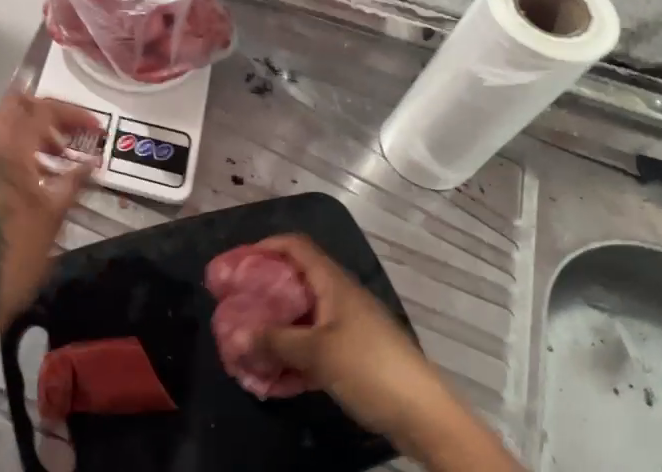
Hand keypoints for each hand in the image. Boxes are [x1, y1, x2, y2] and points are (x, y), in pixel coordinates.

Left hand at [0, 95, 99, 331]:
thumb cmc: (16, 257)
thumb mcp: (52, 218)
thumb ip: (73, 181)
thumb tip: (94, 160)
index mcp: (8, 155)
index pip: (40, 111)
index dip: (71, 113)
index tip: (95, 127)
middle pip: (15, 107)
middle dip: (48, 113)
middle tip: (74, 133)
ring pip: (3, 127)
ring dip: (33, 131)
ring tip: (62, 154)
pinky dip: (18, 149)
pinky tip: (39, 174)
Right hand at [250, 234, 446, 440]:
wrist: (425, 416)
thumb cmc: (369, 368)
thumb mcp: (316, 353)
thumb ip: (274, 342)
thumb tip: (236, 337)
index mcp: (334, 283)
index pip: (297, 246)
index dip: (266, 246)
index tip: (238, 263)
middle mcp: (340, 298)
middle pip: (296, 283)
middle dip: (264, 295)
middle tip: (237, 309)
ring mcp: (349, 328)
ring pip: (303, 319)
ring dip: (276, 332)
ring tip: (249, 348)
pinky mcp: (354, 356)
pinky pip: (314, 347)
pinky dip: (293, 357)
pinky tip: (275, 379)